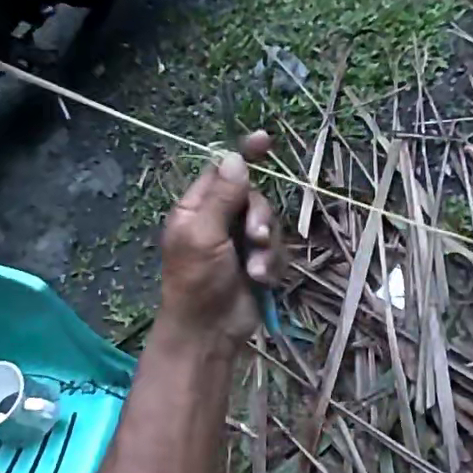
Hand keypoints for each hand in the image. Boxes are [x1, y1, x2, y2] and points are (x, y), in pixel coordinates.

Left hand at [157, 132, 284, 348]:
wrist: (209, 333)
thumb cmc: (196, 283)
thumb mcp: (204, 235)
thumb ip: (222, 196)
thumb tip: (235, 157)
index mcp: (196, 209)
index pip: (221, 171)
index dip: (243, 155)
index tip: (265, 140)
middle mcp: (219, 221)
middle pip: (253, 198)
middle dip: (259, 218)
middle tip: (255, 238)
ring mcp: (239, 243)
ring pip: (269, 225)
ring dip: (266, 248)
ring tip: (256, 271)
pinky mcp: (258, 264)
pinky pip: (276, 251)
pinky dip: (272, 265)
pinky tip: (262, 281)